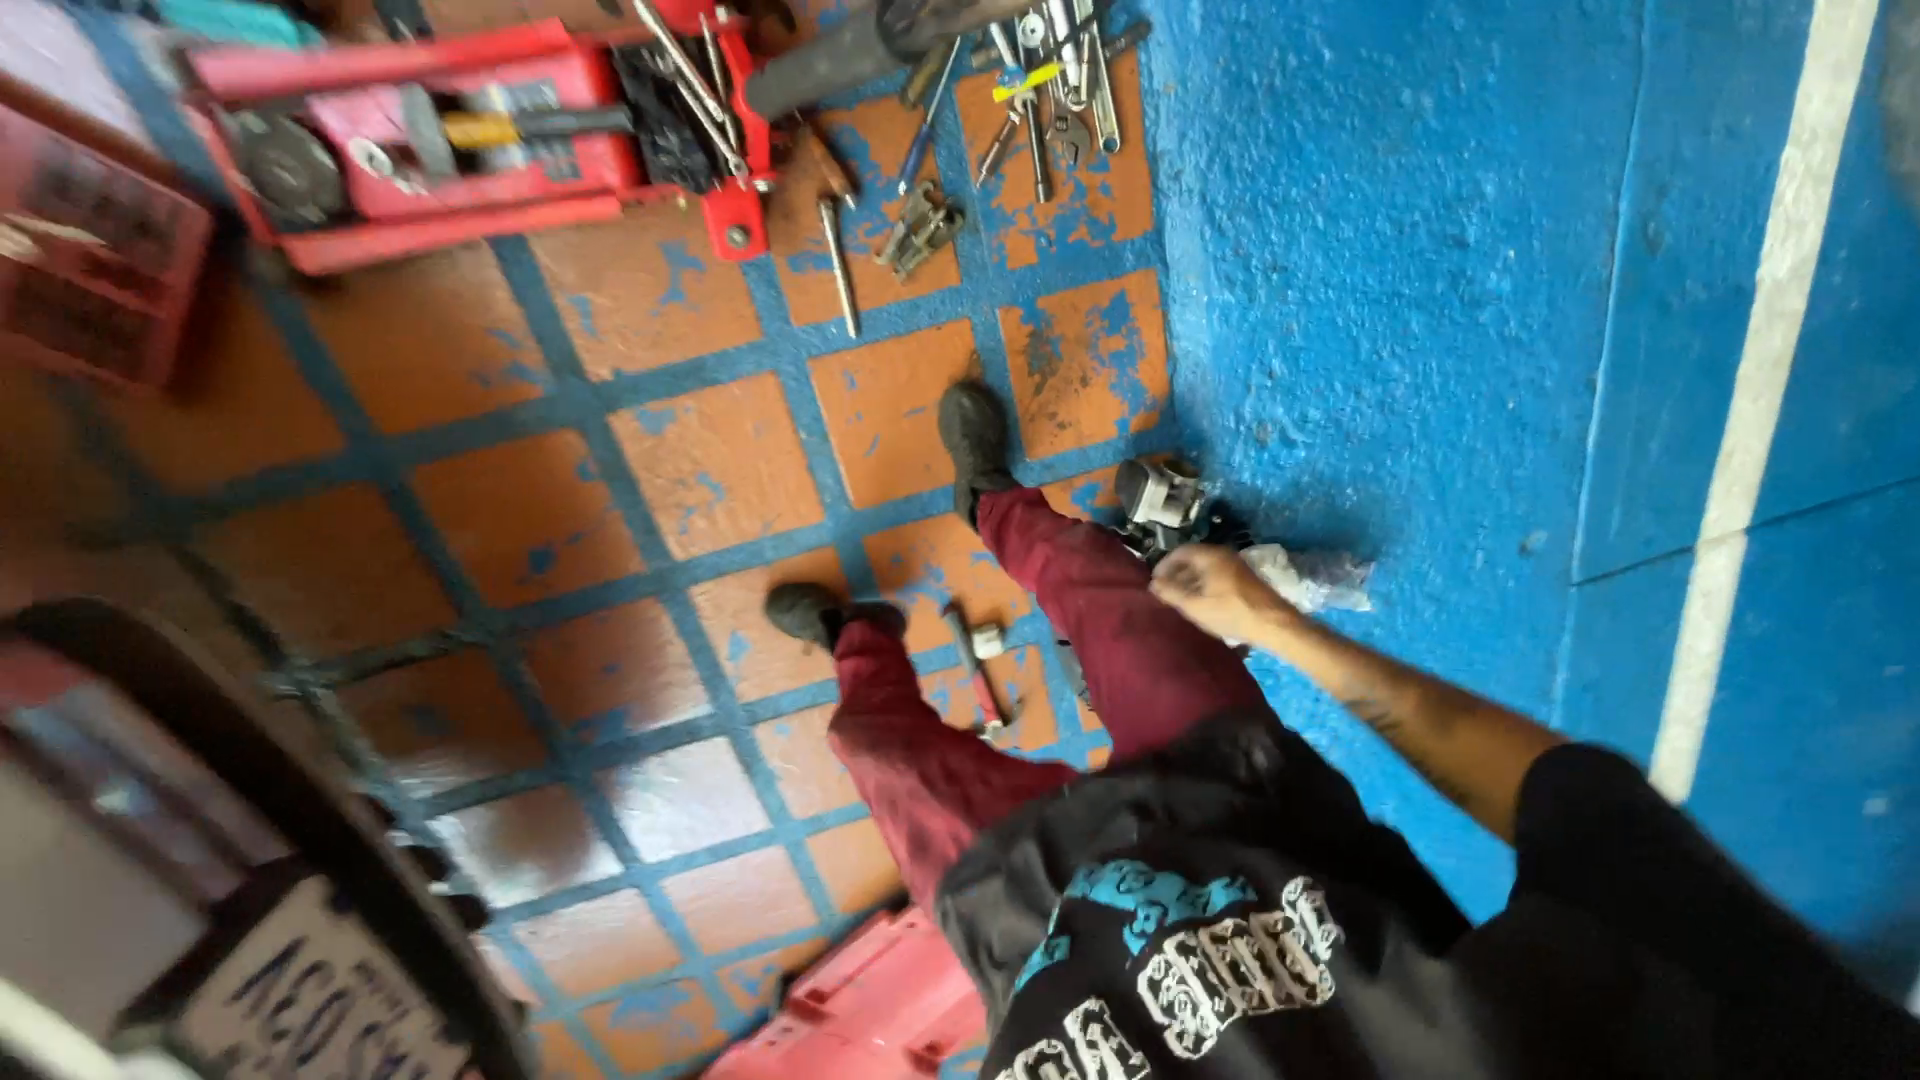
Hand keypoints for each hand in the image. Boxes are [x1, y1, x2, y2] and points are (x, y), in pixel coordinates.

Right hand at [1150, 544, 1298, 641]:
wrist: (1274, 623)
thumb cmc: (1231, 612)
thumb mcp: (1195, 605)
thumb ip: (1171, 593)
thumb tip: (1153, 584)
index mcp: (1210, 555)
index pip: (1179, 552)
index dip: (1164, 565)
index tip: (1155, 582)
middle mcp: (1224, 554)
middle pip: (1193, 559)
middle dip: (1176, 574)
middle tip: (1165, 591)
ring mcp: (1236, 565)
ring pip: (1205, 568)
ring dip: (1190, 580)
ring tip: (1180, 599)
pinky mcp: (1244, 578)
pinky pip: (1216, 574)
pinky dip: (1204, 584)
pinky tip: (1201, 602)